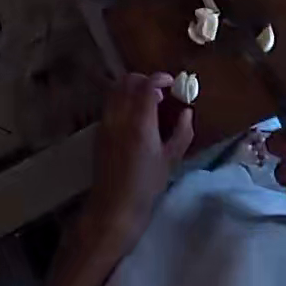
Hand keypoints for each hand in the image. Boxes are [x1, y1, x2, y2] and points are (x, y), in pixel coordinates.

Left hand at [71, 72, 193, 264]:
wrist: (114, 207)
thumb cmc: (146, 185)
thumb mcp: (171, 159)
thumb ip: (182, 132)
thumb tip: (187, 112)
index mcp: (140, 123)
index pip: (147, 85)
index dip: (160, 77)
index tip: (171, 82)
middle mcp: (120, 117)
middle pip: (128, 81)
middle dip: (145, 79)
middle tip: (160, 90)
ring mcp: (106, 122)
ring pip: (115, 89)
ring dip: (132, 87)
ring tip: (147, 101)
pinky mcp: (99, 130)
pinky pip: (110, 103)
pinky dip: (122, 99)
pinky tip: (134, 115)